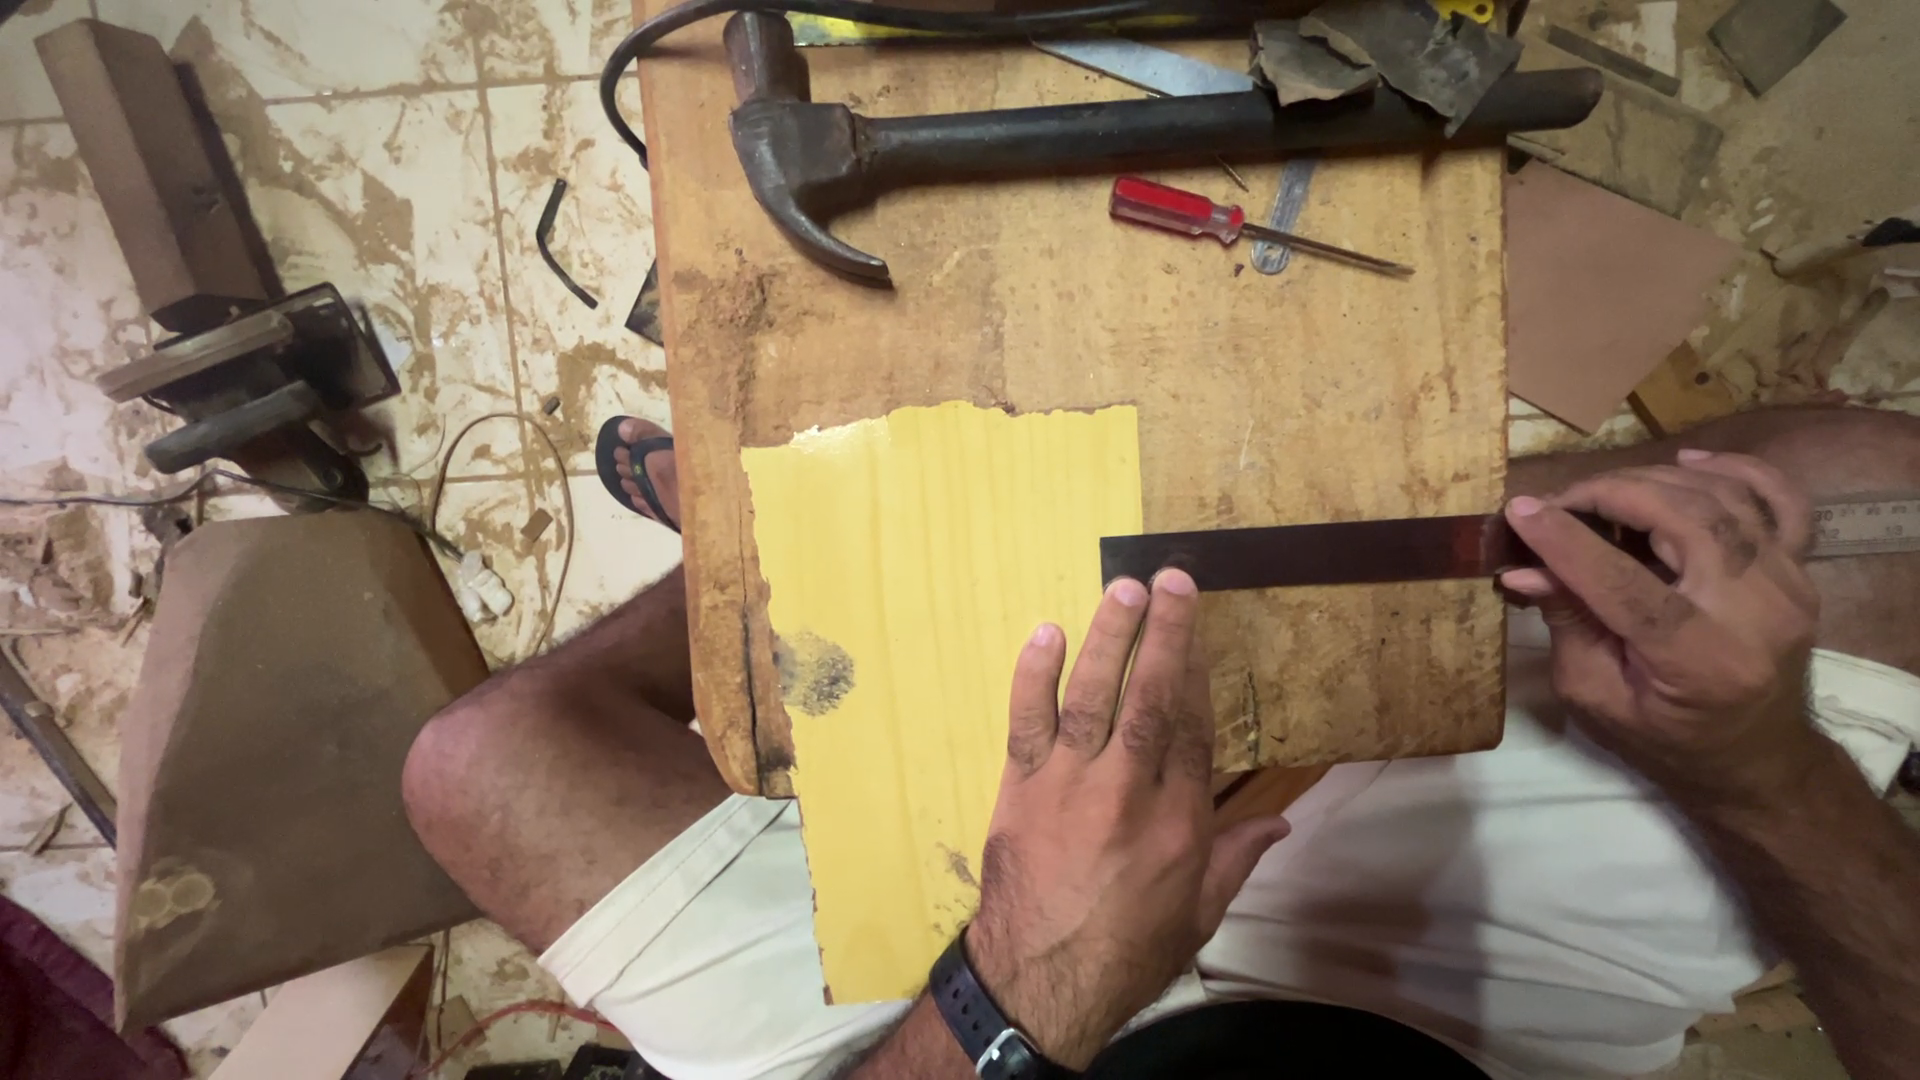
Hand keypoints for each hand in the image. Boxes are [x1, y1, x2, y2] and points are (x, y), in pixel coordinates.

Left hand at [963, 570, 1290, 1069]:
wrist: (1039, 980)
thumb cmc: (1127, 948)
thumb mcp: (1198, 914)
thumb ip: (1237, 858)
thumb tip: (1281, 821)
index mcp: (1180, 821)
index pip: (1196, 729)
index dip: (1199, 673)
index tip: (1198, 627)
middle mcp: (1129, 792)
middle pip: (1154, 700)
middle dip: (1166, 636)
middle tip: (1172, 579)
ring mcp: (1070, 783)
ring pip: (1093, 698)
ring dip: (1108, 639)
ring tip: (1123, 589)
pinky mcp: (1021, 784)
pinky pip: (1026, 720)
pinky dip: (1033, 675)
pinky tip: (1044, 632)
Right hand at [1500, 449, 1821, 804]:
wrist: (1754, 756)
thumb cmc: (1660, 735)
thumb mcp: (1591, 692)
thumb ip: (1566, 623)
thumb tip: (1523, 570)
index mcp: (1700, 659)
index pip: (1625, 582)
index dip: (1565, 541)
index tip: (1518, 510)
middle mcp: (1758, 614)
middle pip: (1687, 521)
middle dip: (1609, 496)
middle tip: (1556, 503)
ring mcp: (1789, 586)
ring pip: (1724, 499)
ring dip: (1650, 482)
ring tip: (1597, 493)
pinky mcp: (1797, 571)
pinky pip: (1779, 500)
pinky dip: (1734, 470)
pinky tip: (1685, 461)